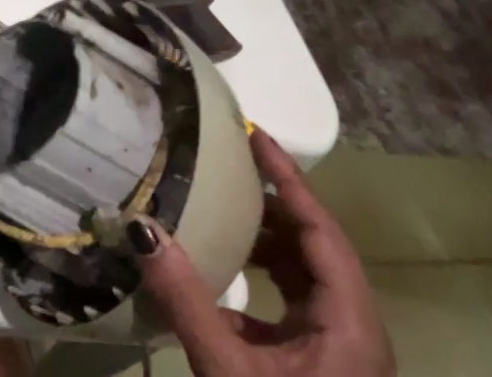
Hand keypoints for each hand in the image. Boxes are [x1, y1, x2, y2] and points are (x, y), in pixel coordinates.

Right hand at [129, 130, 394, 376]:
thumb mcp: (227, 367)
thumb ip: (185, 297)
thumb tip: (138, 225)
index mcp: (351, 325)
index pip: (322, 233)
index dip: (289, 182)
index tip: (254, 137)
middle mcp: (353, 329)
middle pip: (313, 249)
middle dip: (267, 204)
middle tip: (218, 165)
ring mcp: (336, 348)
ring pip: (301, 275)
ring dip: (258, 239)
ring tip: (212, 207)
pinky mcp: (314, 364)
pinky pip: (286, 302)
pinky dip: (251, 276)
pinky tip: (211, 274)